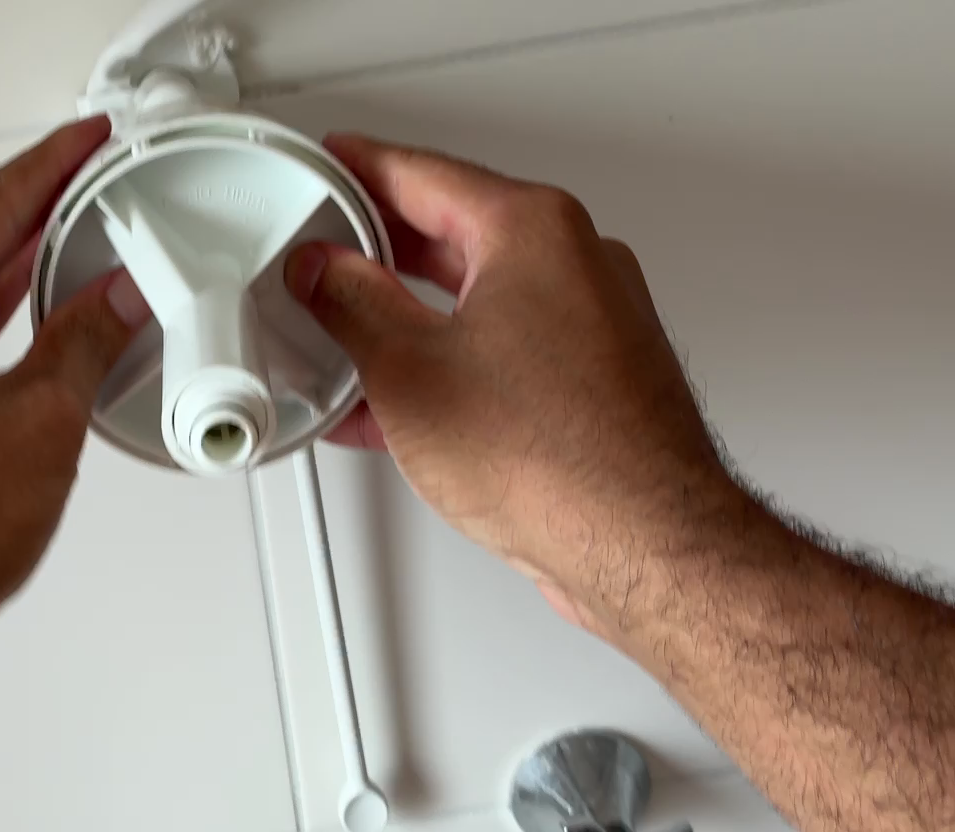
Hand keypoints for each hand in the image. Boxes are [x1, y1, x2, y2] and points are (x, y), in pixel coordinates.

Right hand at [285, 133, 744, 633]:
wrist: (632, 542)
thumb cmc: (553, 460)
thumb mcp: (407, 369)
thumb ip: (351, 304)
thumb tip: (323, 272)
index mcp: (530, 233)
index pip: (422, 175)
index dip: (359, 170)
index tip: (328, 165)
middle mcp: (568, 265)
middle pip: (445, 235)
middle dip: (372, 251)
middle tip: (321, 256)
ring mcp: (579, 322)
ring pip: (463, 298)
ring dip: (396, 318)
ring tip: (341, 338)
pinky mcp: (576, 377)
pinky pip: (485, 347)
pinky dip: (432, 361)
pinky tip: (386, 397)